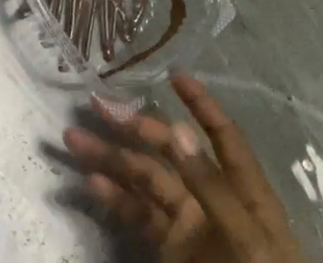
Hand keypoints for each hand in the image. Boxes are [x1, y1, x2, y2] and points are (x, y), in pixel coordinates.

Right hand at [64, 72, 304, 262]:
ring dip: (111, 159)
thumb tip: (178, 129)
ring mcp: (190, 226)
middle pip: (173, 153)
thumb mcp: (248, 241)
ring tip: (74, 140)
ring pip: (145, 180)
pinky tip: (91, 183)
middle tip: (97, 107)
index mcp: (247, 194)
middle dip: (136, 127)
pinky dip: (114, 198)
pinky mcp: (169, 249)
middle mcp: (215, 201)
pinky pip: (137, 215)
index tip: (174, 76)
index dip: (203, 106)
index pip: (224, 138)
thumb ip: (212, 187)